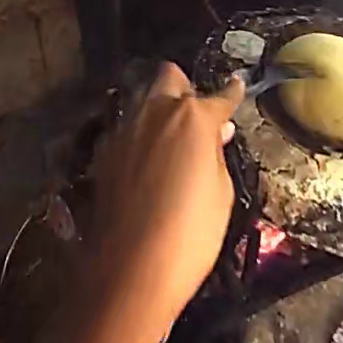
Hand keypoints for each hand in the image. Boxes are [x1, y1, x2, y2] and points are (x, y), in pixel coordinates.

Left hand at [90, 63, 245, 319]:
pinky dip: (140, 134)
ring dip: (159, 107)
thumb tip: (216, 130)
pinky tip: (146, 158)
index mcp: (192, 117)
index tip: (236, 85)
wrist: (130, 266)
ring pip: (143, 97)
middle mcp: (156, 110)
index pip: (219, 97)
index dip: (231, 92)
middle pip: (169, 76)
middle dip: (184, 87)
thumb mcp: (221, 194)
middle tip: (195, 114)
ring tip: (171, 135)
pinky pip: (127, 126)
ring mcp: (126, 125)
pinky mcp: (106, 147)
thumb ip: (217, 153)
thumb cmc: (190, 233)